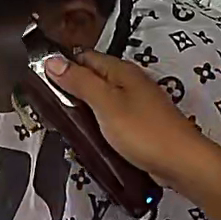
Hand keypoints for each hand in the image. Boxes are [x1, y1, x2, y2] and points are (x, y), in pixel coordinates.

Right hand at [43, 50, 220, 186]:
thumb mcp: (106, 104)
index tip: (39, 81)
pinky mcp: (141, 127)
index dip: (62, 65)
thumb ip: (79, 82)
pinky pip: (113, 120)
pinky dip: (100, 127)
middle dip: (71, 91)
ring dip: (85, 112)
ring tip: (65, 126)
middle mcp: (131, 83)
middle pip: (93, 79)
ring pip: (102, 102)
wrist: (181, 163)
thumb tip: (52, 60)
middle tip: (49, 108)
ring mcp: (137, 106)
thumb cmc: (144, 132)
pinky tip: (91, 138)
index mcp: (122, 71)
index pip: (84, 57)